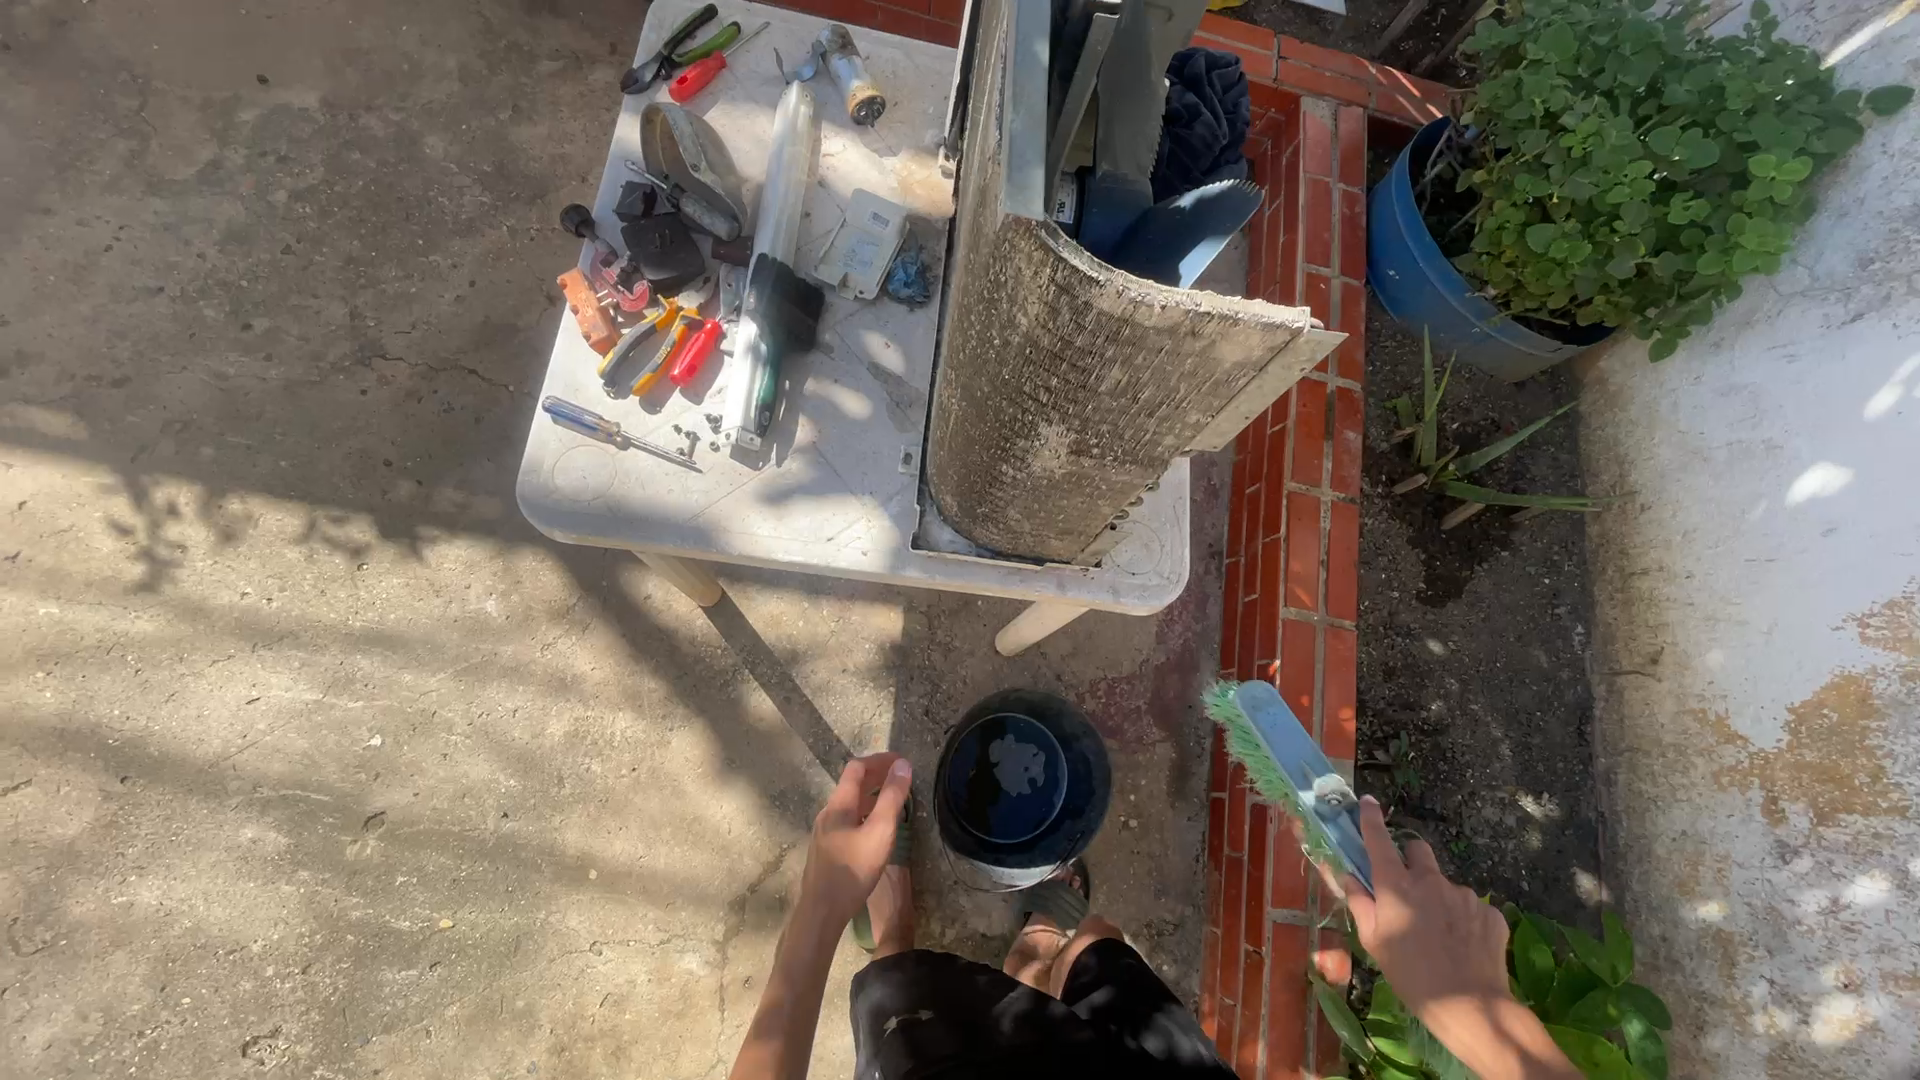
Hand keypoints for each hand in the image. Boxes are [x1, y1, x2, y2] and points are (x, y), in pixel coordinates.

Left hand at [797, 753, 911, 928]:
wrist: (821, 913)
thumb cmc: (853, 870)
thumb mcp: (880, 832)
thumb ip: (892, 797)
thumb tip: (903, 765)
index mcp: (839, 804)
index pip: (857, 767)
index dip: (880, 760)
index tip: (902, 763)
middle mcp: (828, 813)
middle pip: (852, 784)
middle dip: (877, 776)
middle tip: (901, 779)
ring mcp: (824, 832)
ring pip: (849, 804)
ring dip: (871, 796)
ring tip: (893, 803)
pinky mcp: (825, 850)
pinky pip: (847, 820)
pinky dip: (864, 814)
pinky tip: (874, 831)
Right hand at [1340, 796, 1512, 1029]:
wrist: (1472, 1008)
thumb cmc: (1411, 975)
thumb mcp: (1373, 942)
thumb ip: (1359, 903)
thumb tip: (1348, 876)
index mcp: (1396, 885)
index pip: (1379, 840)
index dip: (1371, 818)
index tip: (1368, 801)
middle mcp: (1430, 881)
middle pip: (1418, 850)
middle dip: (1410, 859)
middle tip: (1407, 887)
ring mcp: (1464, 895)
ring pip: (1445, 883)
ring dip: (1438, 897)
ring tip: (1440, 933)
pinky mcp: (1491, 913)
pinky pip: (1471, 906)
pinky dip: (1463, 918)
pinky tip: (1462, 944)